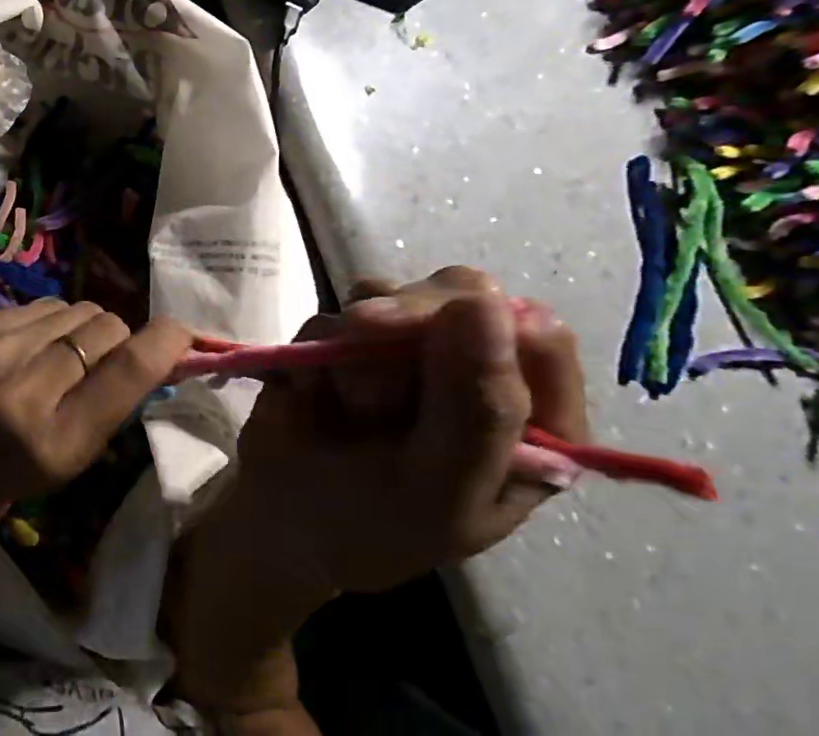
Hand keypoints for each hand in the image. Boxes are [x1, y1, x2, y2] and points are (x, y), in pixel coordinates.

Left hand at [0, 298, 194, 518]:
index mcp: (57, 436)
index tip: (181, 333)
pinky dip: (55, 323)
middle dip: (117, 340)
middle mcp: (26, 385)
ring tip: (62, 358)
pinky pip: (49, 304)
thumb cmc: (15, 466)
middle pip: (107, 326)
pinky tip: (34, 348)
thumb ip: (116, 402)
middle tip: (99, 365)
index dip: (163, 343)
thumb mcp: (75, 455)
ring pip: (80, 308)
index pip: (126, 370)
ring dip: (85, 329)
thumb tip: (159, 346)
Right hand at [215, 268, 588, 596]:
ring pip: (391, 296)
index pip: (536, 336)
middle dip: (408, 317)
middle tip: (362, 331)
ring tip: (346, 405)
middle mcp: (471, 371)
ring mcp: (405, 350)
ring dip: (357, 346)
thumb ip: (477, 408)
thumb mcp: (440, 490)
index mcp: (529, 418)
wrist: (282, 523)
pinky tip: (310, 393)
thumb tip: (485, 304)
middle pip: (462, 294)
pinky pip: (332, 315)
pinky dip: (317, 349)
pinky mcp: (345, 341)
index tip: (425, 330)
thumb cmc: (376, 525)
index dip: (483, 323)